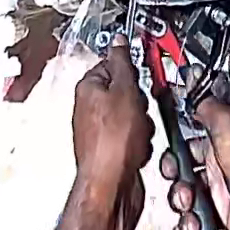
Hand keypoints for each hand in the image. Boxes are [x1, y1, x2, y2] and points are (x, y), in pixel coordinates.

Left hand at [49, 37, 151, 229]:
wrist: (112, 188)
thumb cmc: (112, 143)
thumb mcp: (125, 89)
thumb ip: (123, 61)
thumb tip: (119, 40)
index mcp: (88, 87)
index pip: (113, 63)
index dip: (131, 71)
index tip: (140, 76)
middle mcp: (89, 108)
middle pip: (126, 90)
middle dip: (139, 101)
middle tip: (139, 110)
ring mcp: (99, 131)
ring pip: (133, 115)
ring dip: (142, 124)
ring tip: (138, 135)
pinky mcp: (110, 151)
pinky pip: (132, 137)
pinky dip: (139, 143)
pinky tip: (137, 150)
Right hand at [159, 97, 229, 229]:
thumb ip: (210, 107)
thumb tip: (195, 90)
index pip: (205, 123)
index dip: (185, 128)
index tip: (171, 136)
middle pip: (196, 159)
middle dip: (179, 165)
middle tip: (174, 170)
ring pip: (196, 189)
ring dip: (183, 194)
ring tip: (185, 200)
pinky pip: (203, 218)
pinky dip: (193, 220)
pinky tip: (193, 220)